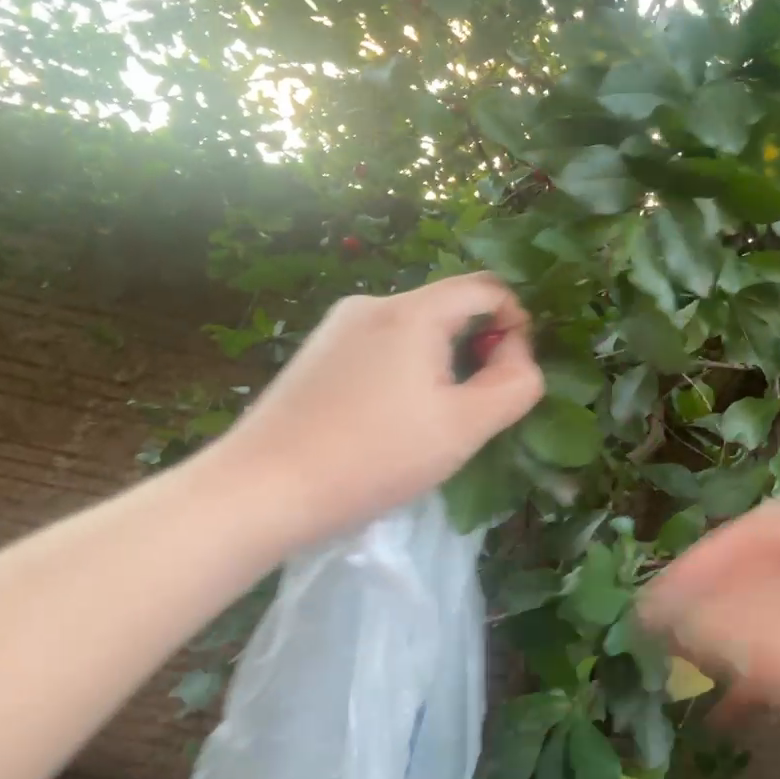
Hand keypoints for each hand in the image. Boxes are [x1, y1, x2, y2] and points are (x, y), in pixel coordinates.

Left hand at [207, 274, 543, 545]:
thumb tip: (517, 353)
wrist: (262, 490)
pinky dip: (408, 372)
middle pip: (451, 307)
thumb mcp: (466, 425)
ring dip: (444, 363)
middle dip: (478, 348)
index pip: (487, 288)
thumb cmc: (376, 455)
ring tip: (432, 420)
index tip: (511, 374)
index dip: (516, 323)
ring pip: (418, 330)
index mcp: (412, 312)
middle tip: (475, 407)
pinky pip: (384, 347)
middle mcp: (373, 304)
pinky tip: (391, 421)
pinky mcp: (317, 354)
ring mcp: (338, 327)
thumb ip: (515, 383)